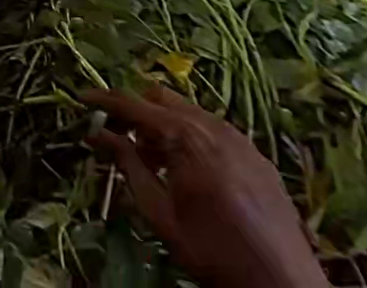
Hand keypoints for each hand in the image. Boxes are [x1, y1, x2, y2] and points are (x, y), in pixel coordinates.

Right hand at [84, 86, 327, 287]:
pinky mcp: (254, 152)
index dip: (104, 100)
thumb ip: (128, 166)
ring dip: (162, 123)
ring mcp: (237, 136)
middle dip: (135, 110)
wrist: (284, 286)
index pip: (133, 105)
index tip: (81, 99)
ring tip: (151, 159)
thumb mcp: (160, 214)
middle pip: (160, 97)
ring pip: (186, 110)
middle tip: (118, 136)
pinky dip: (189, 135)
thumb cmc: (213, 253)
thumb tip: (98, 134)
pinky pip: (211, 127)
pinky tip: (186, 169)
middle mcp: (210, 124)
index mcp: (184, 137)